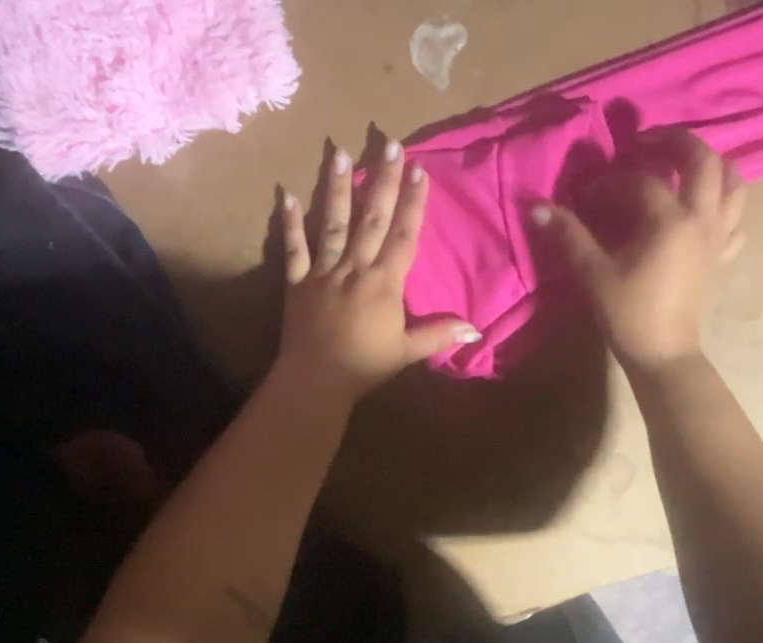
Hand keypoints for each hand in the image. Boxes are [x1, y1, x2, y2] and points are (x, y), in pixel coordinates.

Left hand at [272, 132, 479, 400]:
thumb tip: (475, 331)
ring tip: (341, 153)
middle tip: (389, 143)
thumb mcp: (406, 352)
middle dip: (383, 180)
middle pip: (371, 218)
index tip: (420, 169)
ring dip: (337, 188)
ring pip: (332, 223)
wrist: (316, 379)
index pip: (403, 235)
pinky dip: (290, 224)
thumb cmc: (364, 366)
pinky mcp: (297, 283)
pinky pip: (293, 249)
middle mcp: (355, 268)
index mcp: (384, 283)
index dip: (413, 203)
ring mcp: (324, 272)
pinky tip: (286, 196)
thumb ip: (438, 335)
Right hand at [529, 128, 744, 373]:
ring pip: (731, 182)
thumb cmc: (628, 315)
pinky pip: (735, 220)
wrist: (663, 354)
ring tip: (685, 164)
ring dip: (711, 164)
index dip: (612, 181)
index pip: (642, 180)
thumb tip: (537, 208)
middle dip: (674, 142)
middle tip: (646, 142)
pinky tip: (705, 210)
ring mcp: (717, 236)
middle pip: (702, 160)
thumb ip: (569, 237)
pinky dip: (724, 205)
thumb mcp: (593, 275)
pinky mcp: (720, 256)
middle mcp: (702, 218)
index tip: (588, 195)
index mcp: (671, 220)